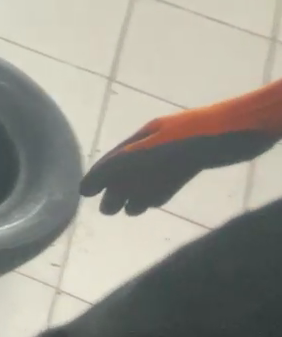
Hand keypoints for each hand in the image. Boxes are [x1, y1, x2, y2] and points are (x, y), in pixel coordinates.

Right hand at [81, 82, 281, 215]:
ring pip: (152, 176)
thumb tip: (85, 187)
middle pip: (131, 170)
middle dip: (118, 191)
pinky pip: (173, 177)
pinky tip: (155, 203)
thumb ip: (117, 166)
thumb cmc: (199, 135)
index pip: (112, 159)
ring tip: (131, 212)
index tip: (85, 195)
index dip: (97, 177)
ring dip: (139, 194)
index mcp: (145, 136)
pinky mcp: (198, 159)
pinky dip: (162, 190)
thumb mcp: (151, 149)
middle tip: (108, 211)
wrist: (252, 124)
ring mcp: (179, 151)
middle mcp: (158, 143)